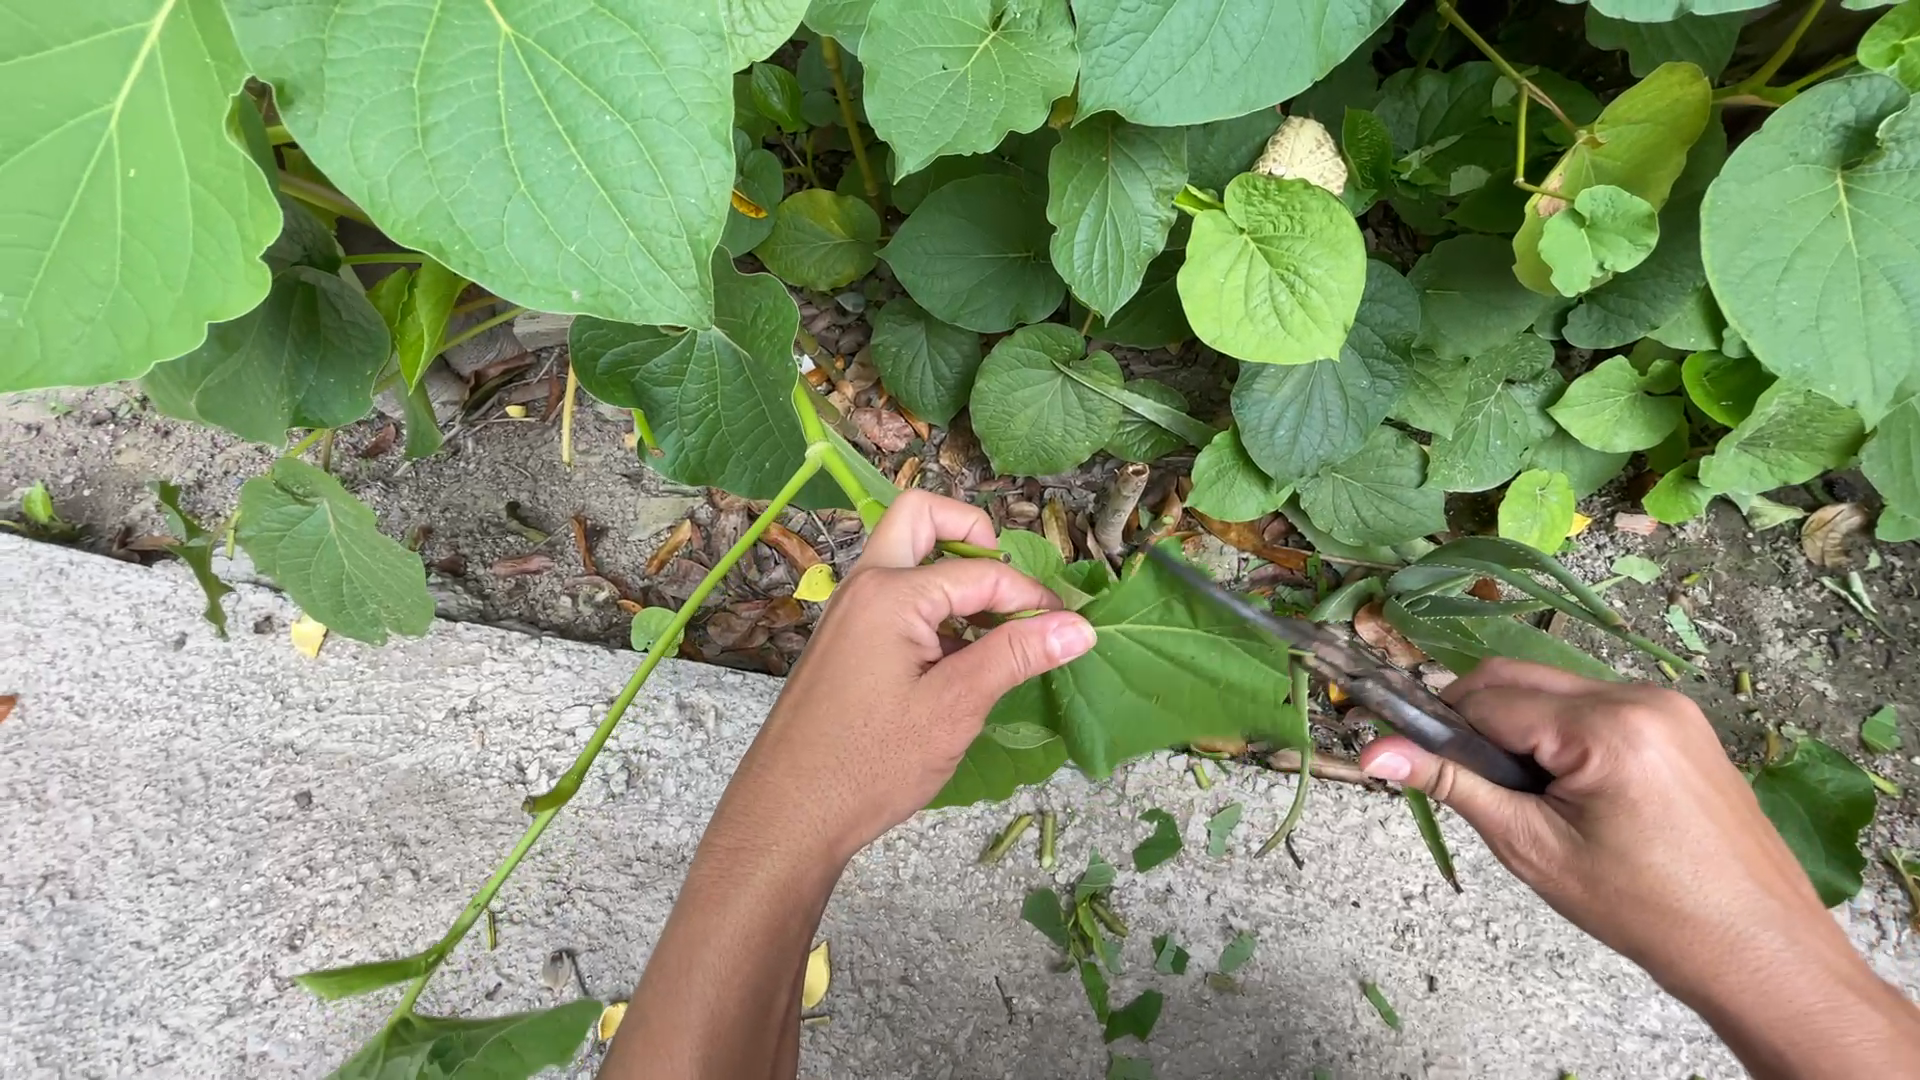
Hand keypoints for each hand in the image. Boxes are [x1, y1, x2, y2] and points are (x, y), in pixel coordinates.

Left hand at [717, 491, 1096, 863]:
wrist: (787, 814)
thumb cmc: (870, 763)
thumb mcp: (954, 708)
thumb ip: (1016, 656)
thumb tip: (1080, 626)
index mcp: (890, 592)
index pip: (981, 571)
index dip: (1031, 597)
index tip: (1066, 627)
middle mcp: (864, 584)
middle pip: (922, 517)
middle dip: (974, 535)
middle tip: (1007, 588)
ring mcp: (850, 609)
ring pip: (906, 553)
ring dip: (953, 570)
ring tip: (993, 625)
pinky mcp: (847, 637)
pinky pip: (895, 594)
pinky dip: (933, 604)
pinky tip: (959, 655)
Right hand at [1359, 659, 1919, 1076]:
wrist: (1762, 956)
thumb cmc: (1640, 907)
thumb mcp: (1528, 844)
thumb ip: (1447, 782)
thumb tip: (1370, 751)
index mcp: (1607, 727)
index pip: (1486, 699)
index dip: (1443, 728)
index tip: (1425, 763)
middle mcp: (1640, 697)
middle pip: (1514, 679)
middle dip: (1475, 719)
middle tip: (1471, 779)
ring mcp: (1666, 706)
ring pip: (1547, 688)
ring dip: (1513, 724)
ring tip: (1523, 789)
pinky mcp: (1678, 722)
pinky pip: (1586, 703)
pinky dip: (1553, 729)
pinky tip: (1562, 782)